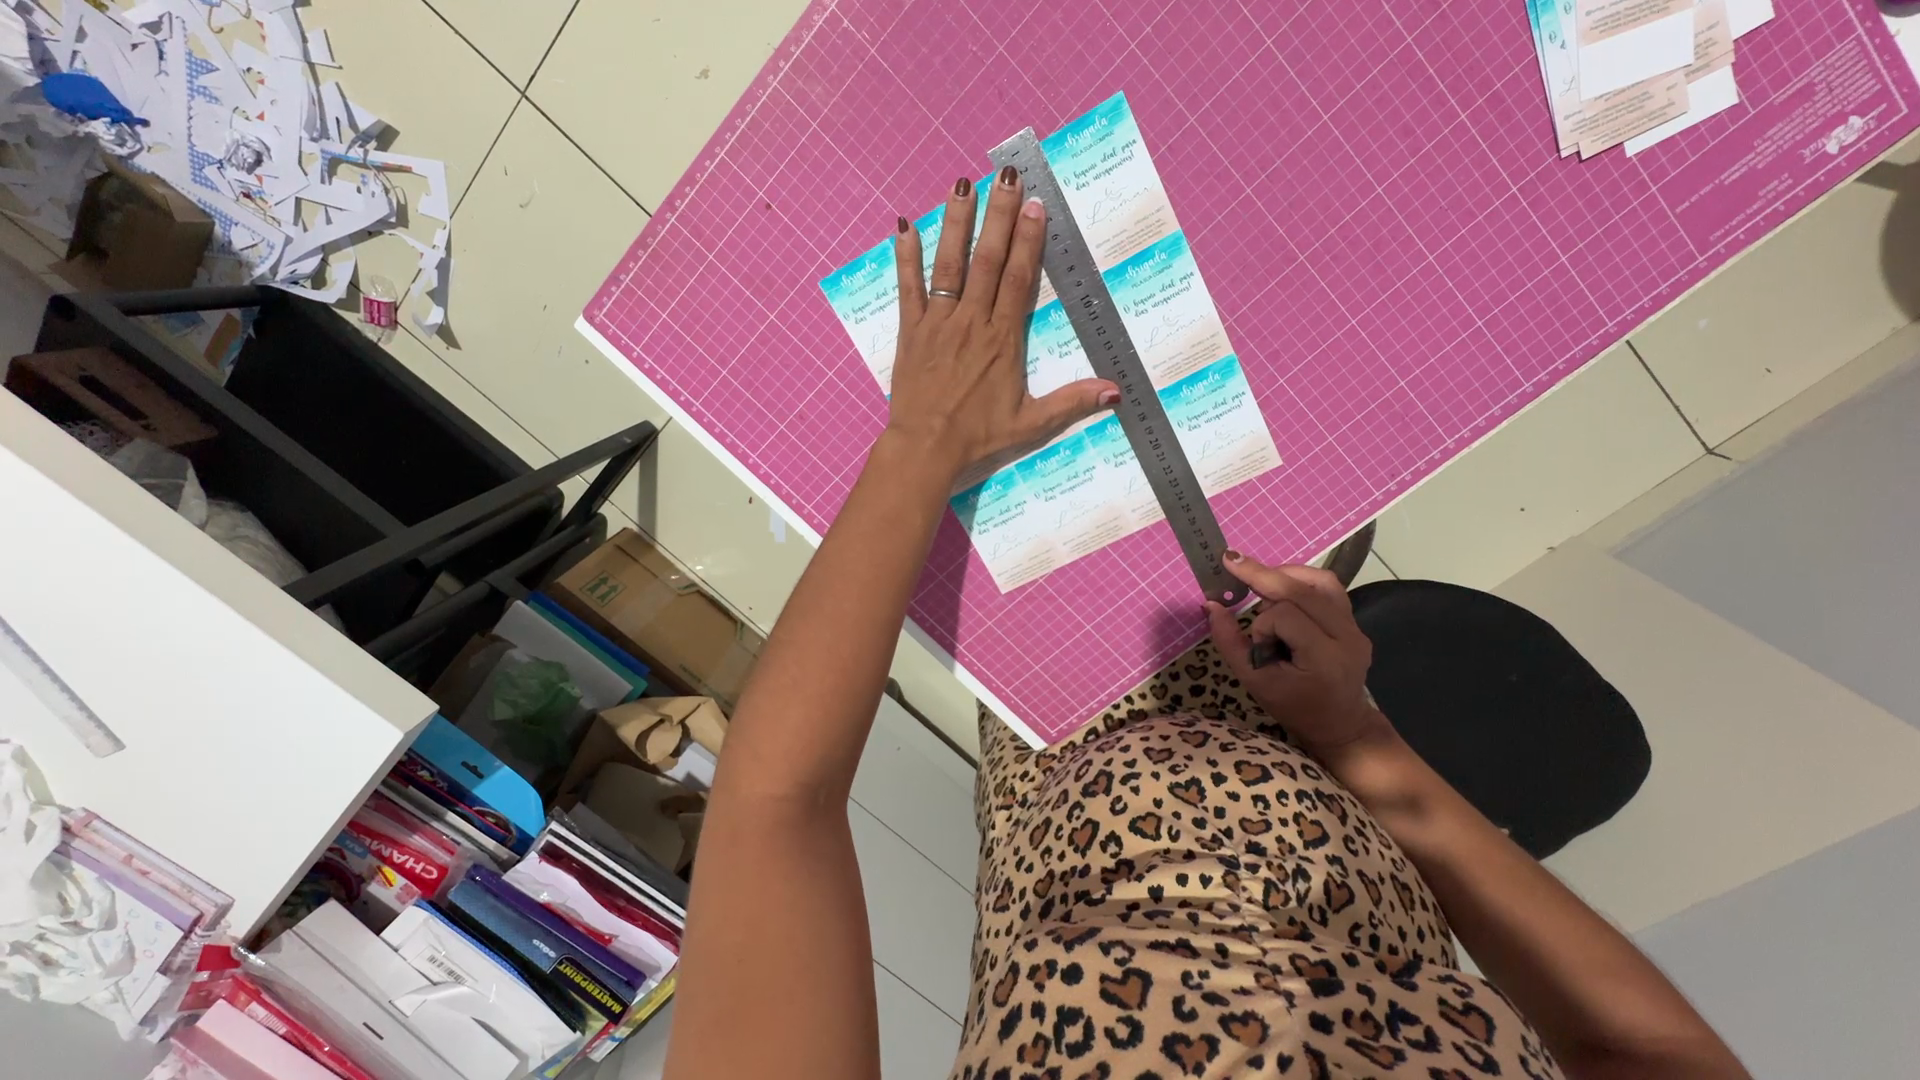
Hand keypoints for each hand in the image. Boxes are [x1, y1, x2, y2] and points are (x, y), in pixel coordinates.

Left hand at [884, 169, 1117, 482]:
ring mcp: (939, 323)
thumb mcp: (1031, 424)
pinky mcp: (911, 332)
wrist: (925, 449)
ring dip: (955, 223)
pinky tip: (903, 226)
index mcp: (1003, 339)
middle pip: (988, 260)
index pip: (1019, 279)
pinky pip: (908, 288)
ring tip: (961, 185)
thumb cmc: (978, 437)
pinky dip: (905, 258)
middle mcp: (972, 321)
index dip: (1028, 240)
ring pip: (949, 264)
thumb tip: (1115, 392)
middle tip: (1006, 175)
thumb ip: (1071, 403)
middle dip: (998, 215)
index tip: (1035, 204)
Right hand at [1204, 553, 1390, 757]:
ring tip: (1262, 584)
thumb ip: (1230, 642)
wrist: (1340, 724)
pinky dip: (1302, 582)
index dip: (1262, 623)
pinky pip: (1329, 588)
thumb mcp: (1255, 682)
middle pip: (1305, 590)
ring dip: (1286, 575)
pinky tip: (1283, 589)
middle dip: (1266, 577)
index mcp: (1324, 658)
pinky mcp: (1355, 622)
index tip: (1256, 644)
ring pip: (1321, 581)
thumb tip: (1211, 604)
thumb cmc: (1295, 708)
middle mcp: (1347, 637)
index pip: (1286, 616)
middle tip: (1233, 563)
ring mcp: (1356, 627)